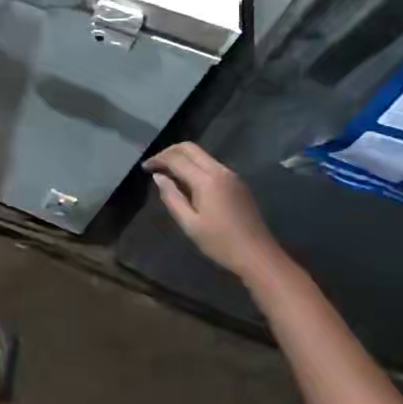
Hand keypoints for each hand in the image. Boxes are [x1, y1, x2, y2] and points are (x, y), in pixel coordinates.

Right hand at [143, 143, 282, 279]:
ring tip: (167, 172)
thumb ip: (172, 197)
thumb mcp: (190, 224)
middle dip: (170, 151)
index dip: (158, 159)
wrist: (258, 255)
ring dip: (182, 157)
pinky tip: (186, 180)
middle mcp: (220, 170)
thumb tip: (158, 177)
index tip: (145, 167)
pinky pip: (210, 164)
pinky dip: (194, 165)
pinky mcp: (236, 182)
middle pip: (190, 148)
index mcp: (207, 180)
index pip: (177, 159)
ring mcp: (231, 175)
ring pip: (201, 155)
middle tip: (155, 164)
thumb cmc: (221, 243)